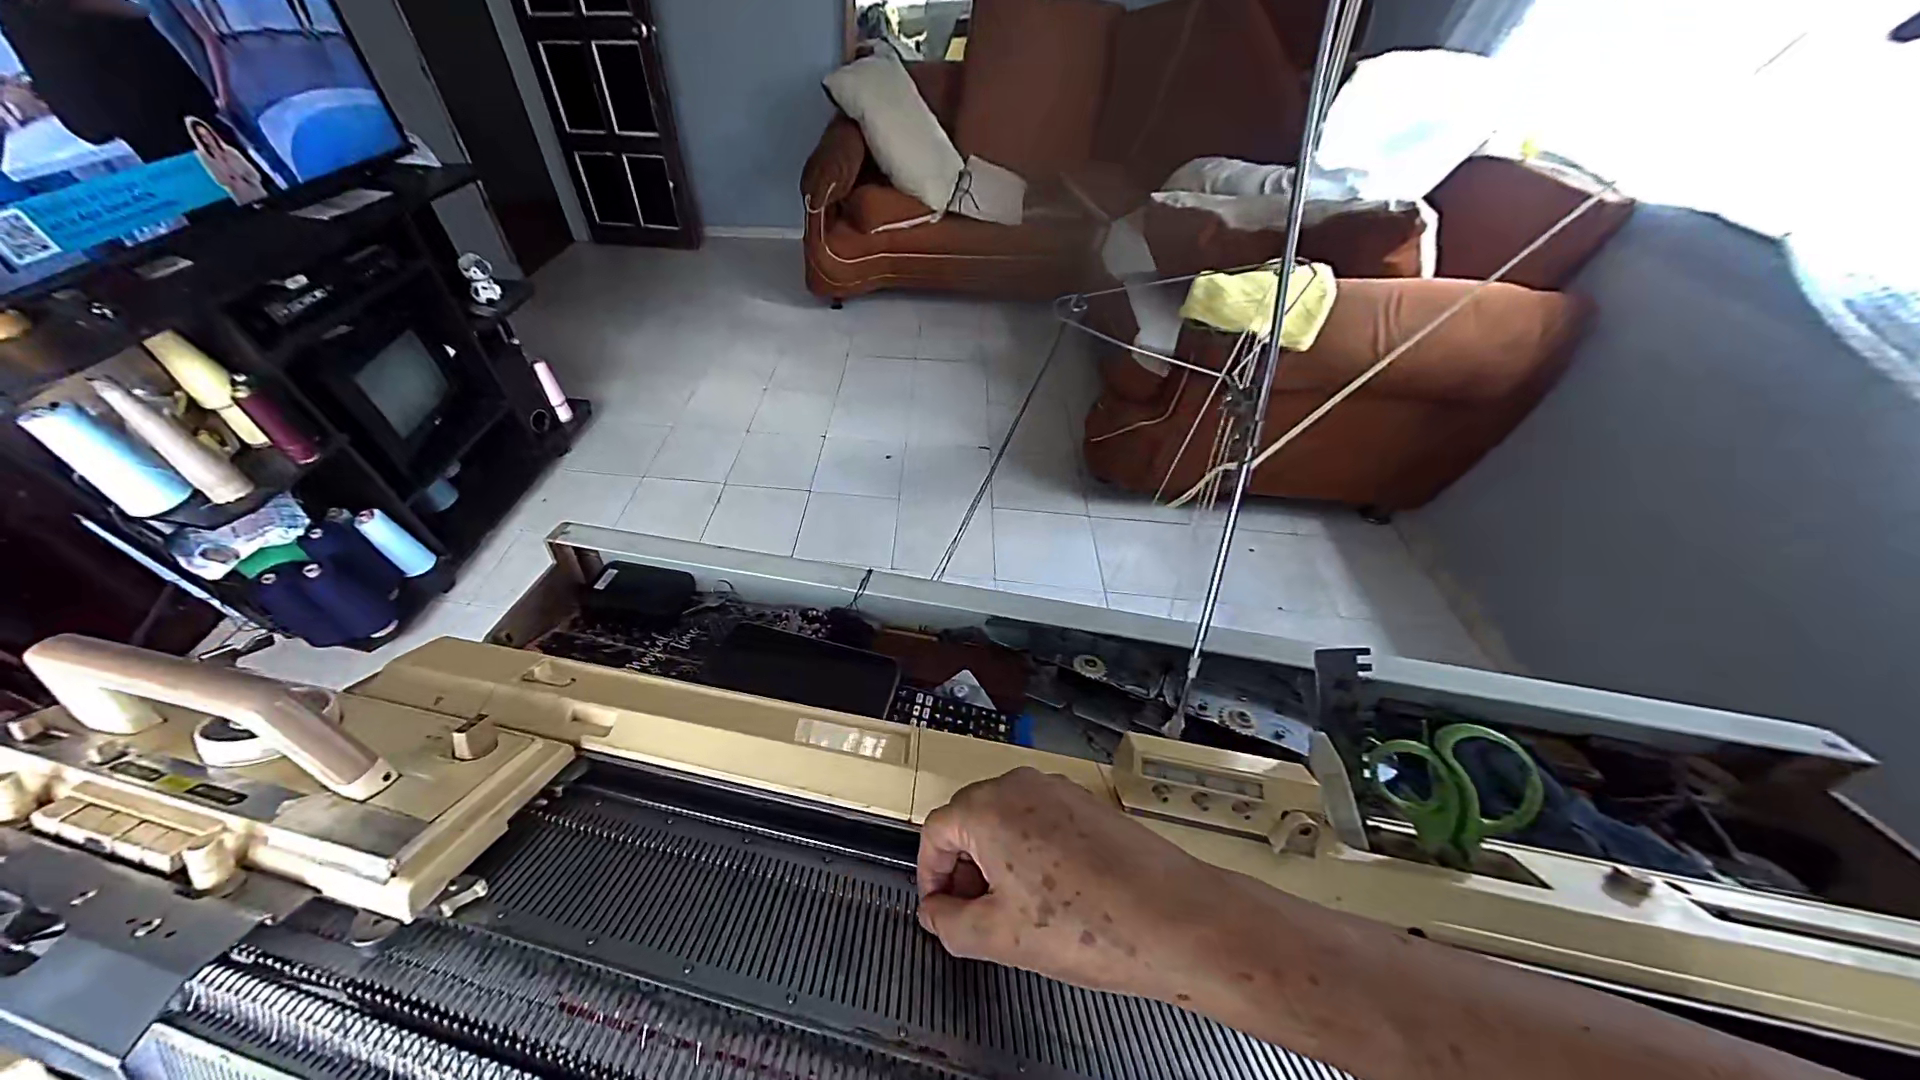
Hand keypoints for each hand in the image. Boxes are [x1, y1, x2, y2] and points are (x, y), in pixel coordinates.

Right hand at [915, 767, 1235, 997]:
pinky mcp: (1084, 800)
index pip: (935, 832)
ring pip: (1005, 818)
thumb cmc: (1093, 923)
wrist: (1173, 916)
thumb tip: (936, 913)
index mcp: (989, 809)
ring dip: (996, 859)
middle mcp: (1019, 786)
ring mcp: (1056, 789)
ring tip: (1016, 909)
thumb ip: (948, 923)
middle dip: (963, 867)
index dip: (930, 875)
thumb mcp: (999, 938)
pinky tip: (1051, 893)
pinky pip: (1038, 818)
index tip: (938, 906)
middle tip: (973, 913)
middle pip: (968, 820)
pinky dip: (1029, 849)